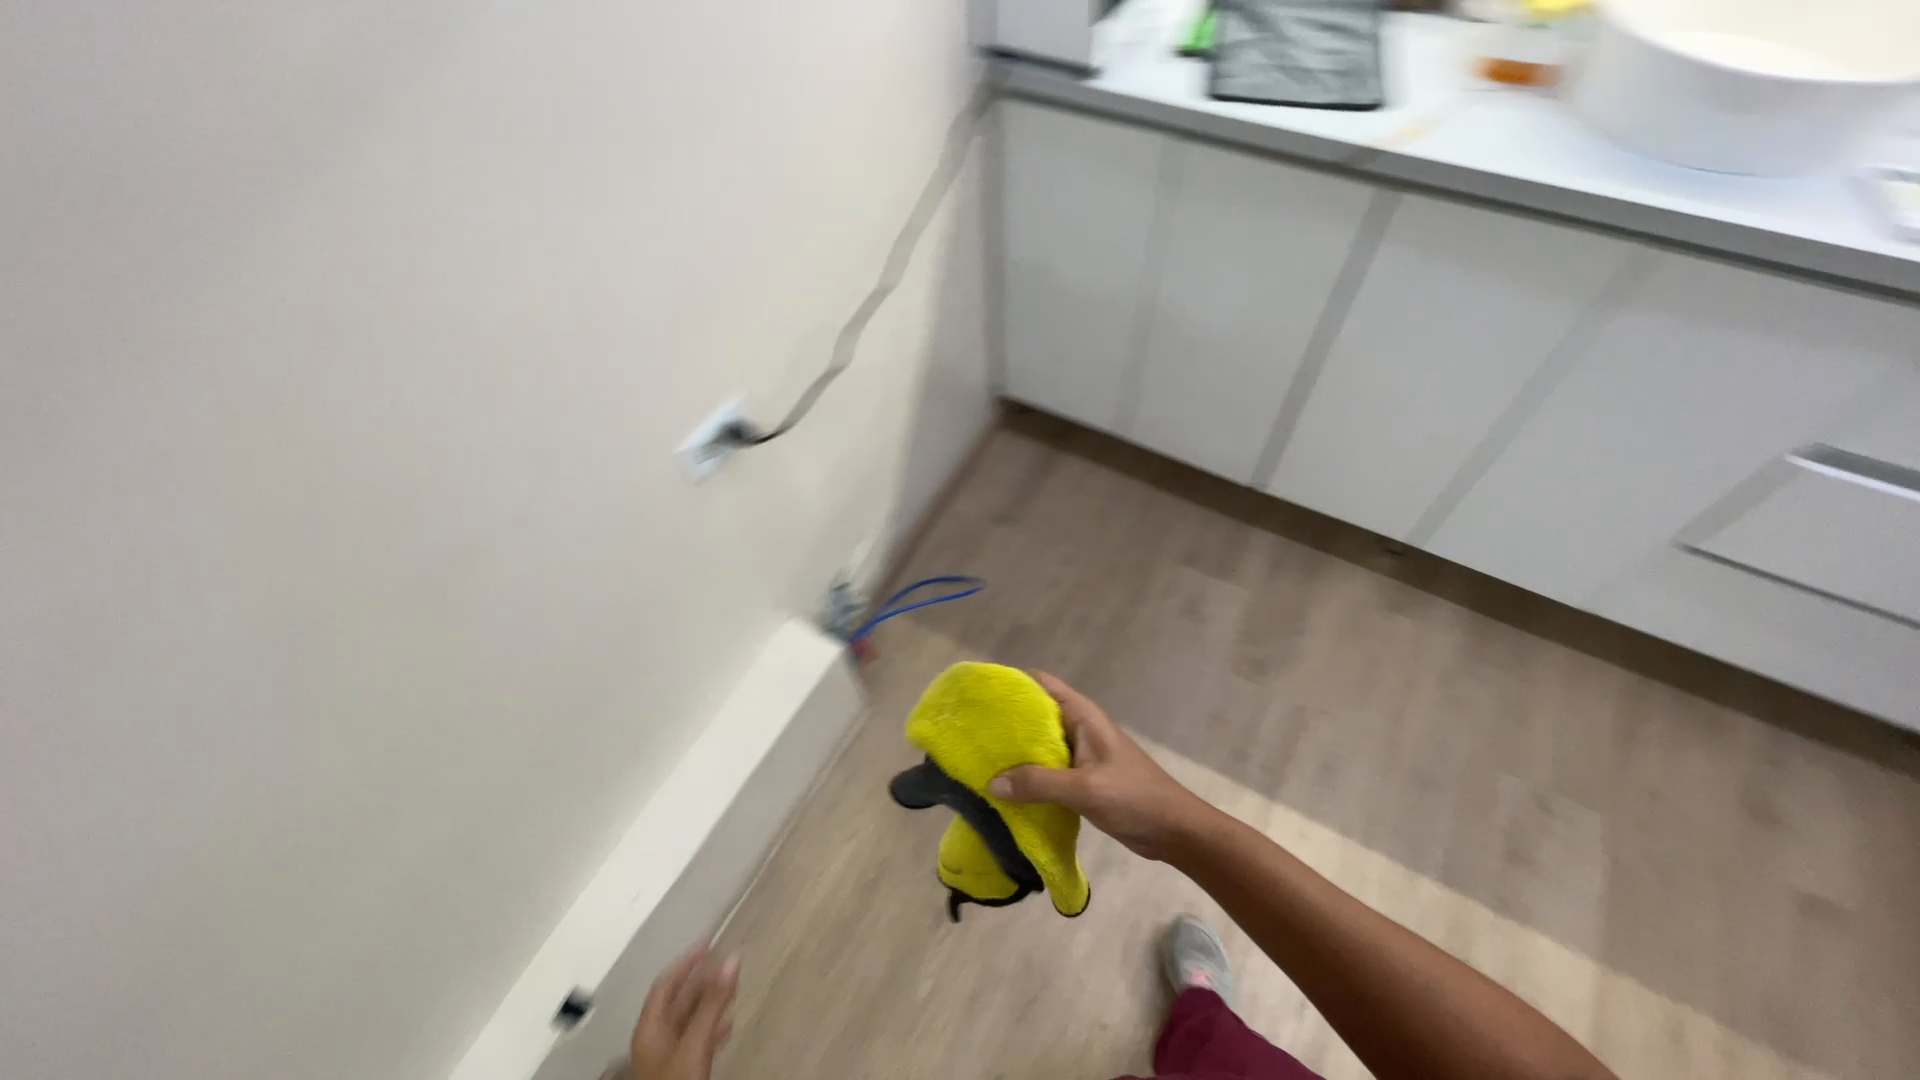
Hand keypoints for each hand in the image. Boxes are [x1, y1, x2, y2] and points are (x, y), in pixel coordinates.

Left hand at [626, 945, 737, 1079]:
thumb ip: (712, 1003)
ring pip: (690, 1019)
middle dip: (702, 980)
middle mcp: (656, 1037)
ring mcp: (668, 1055)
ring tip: (733, 986)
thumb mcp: (694, 1042)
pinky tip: (729, 1023)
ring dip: (711, 1001)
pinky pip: (698, 1037)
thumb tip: (732, 959)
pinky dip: (713, 1024)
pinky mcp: (682, 1069)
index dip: (685, 962)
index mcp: (650, 1026)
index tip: (707, 944)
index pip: (665, 983)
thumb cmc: (675, 1079)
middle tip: (725, 962)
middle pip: (679, 1000)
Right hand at [989, 673, 1213, 860]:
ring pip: (1039, 745)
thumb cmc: (1135, 797)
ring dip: (1014, 752)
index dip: (1011, 683)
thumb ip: (1039, 783)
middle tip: (969, 730)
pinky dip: (1027, 775)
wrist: (1174, 830)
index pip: (1041, 684)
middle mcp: (1078, 729)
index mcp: (1083, 716)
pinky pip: (1046, 769)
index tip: (978, 693)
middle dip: (1005, 720)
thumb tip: (992, 781)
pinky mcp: (1081, 779)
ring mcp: (1080, 754)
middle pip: (1035, 714)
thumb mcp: (1085, 789)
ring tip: (977, 759)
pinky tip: (1004, 788)